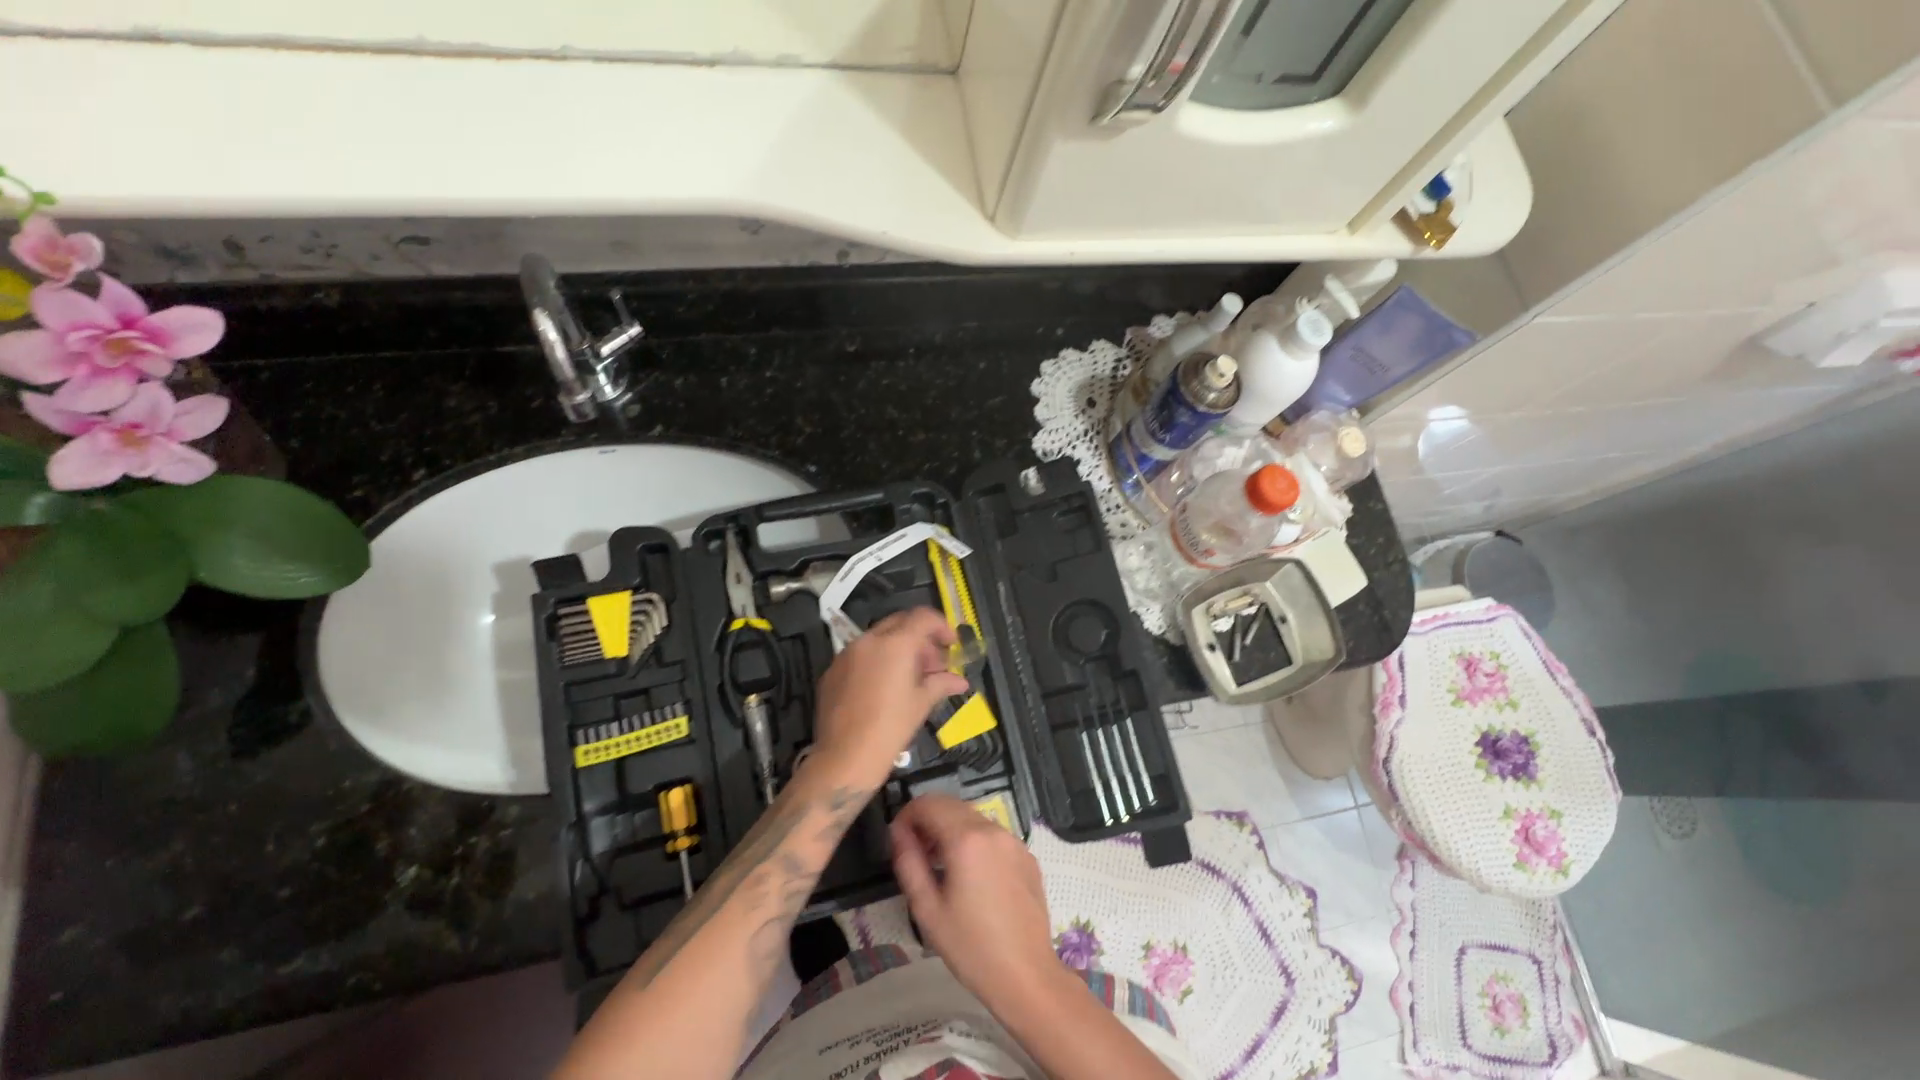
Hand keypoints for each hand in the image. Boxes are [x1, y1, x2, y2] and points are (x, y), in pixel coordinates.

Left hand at [811, 608, 968, 787]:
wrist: (845, 757)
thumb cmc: (891, 728)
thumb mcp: (922, 703)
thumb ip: (942, 683)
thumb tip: (959, 681)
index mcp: (895, 643)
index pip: (923, 617)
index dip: (942, 626)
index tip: (951, 644)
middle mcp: (868, 641)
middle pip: (900, 623)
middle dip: (920, 638)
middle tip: (934, 662)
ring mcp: (846, 654)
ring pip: (878, 638)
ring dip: (898, 649)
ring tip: (911, 677)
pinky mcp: (832, 671)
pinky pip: (859, 656)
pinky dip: (877, 661)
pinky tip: (884, 687)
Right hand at [891, 795, 1069, 1012]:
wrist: (1026, 975)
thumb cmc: (970, 946)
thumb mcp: (927, 908)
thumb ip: (908, 862)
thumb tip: (898, 833)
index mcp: (967, 840)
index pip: (929, 804)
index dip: (907, 815)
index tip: (898, 840)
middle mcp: (994, 831)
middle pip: (952, 805)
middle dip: (929, 821)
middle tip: (915, 853)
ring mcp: (1015, 842)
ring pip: (974, 818)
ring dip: (951, 829)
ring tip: (940, 866)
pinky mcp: (1028, 857)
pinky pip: (994, 836)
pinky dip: (975, 842)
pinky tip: (970, 876)